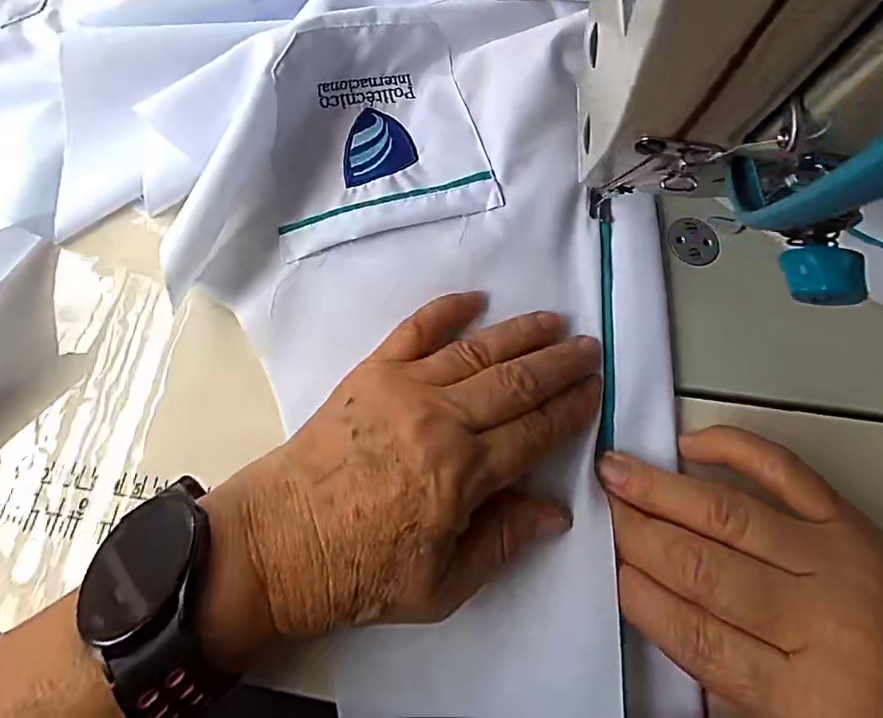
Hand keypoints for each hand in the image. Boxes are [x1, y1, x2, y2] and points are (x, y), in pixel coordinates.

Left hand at [197, 292, 602, 665]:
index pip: (534, 432)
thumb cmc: (364, 568)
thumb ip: (502, 542)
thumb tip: (556, 509)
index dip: (570, 409)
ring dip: (518, 333)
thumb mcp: (443, 584)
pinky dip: (445, 310)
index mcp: (463, 473)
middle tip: (589, 346)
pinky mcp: (370, 371)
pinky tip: (474, 298)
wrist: (287, 534)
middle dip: (558, 364)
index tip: (596, 389)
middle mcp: (440, 419)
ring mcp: (402, 387)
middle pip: (514, 383)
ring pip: (474, 351)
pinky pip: (414, 330)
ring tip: (551, 321)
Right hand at [598, 427, 882, 717]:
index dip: (635, 590)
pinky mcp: (859, 526)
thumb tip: (643, 601)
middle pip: (701, 567)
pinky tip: (690, 443)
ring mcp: (845, 566)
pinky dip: (733, 447)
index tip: (601, 564)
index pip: (693, 631)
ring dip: (660, 489)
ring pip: (728, 515)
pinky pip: (787, 472)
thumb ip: (723, 679)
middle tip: (597, 506)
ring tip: (613, 469)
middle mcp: (827, 629)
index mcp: (813, 702)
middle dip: (635, 532)